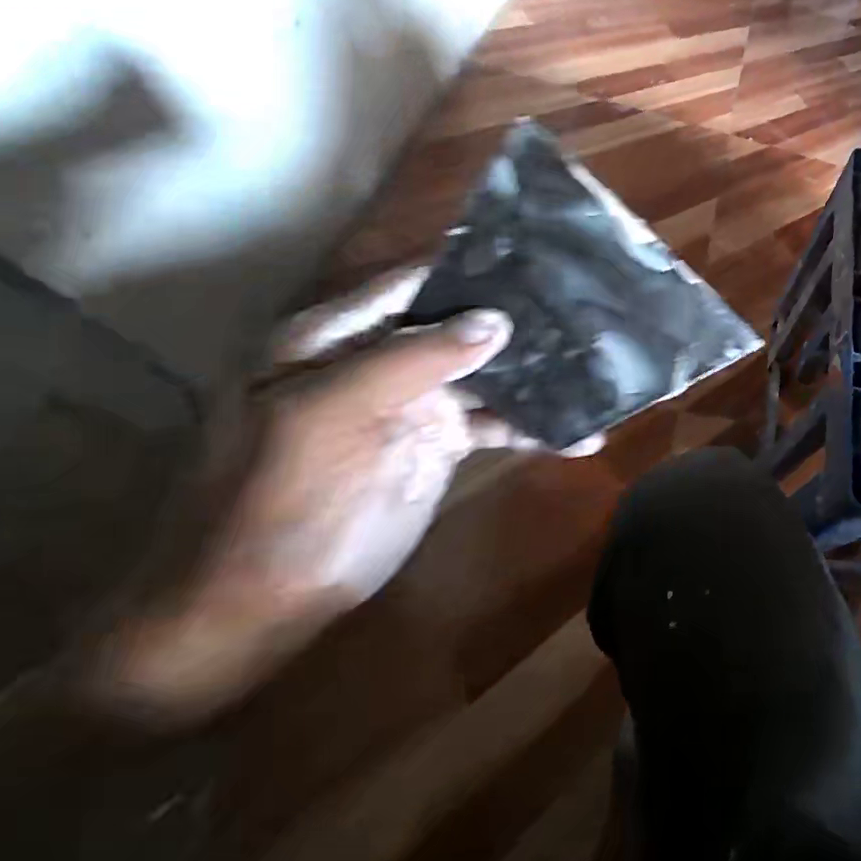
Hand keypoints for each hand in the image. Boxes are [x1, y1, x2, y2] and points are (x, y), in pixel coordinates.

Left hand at [88, 266, 598, 724]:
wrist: (263, 600)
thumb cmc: (280, 500)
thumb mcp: (331, 415)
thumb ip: (413, 361)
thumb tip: (497, 321)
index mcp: (336, 336)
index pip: (413, 283)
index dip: (471, 269)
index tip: (540, 260)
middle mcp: (380, 359)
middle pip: (460, 325)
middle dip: (519, 322)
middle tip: (588, 312)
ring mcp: (414, 403)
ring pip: (486, 374)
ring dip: (537, 377)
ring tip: (598, 370)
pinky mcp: (439, 445)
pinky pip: (495, 424)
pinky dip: (534, 428)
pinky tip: (579, 436)